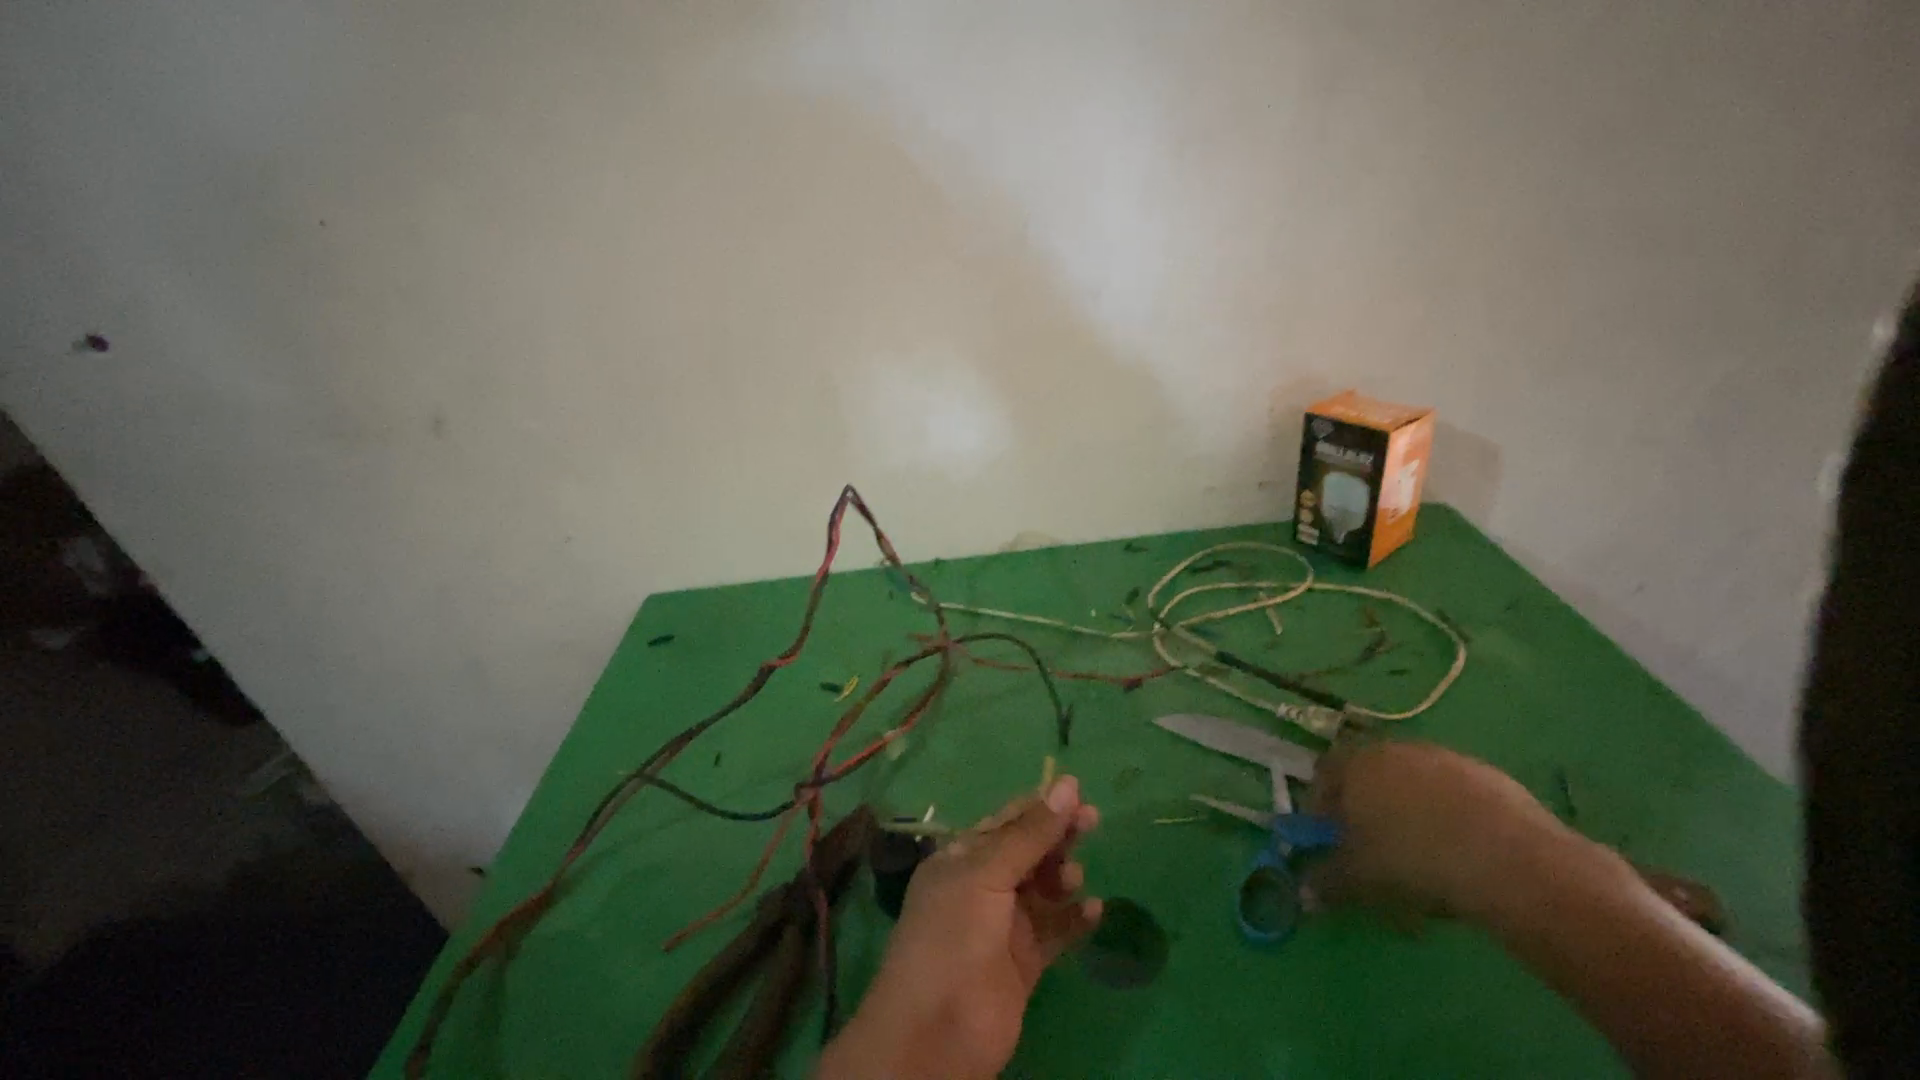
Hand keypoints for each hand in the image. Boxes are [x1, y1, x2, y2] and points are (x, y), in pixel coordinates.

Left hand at [818, 777, 1101, 1079]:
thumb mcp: (985, 875)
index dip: (1040, 805)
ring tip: (1072, 878)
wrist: (935, 1032)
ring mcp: (1002, 926)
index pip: (1005, 822)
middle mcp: (980, 887)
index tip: (1078, 791)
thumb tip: (1068, 785)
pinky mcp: (1023, 962)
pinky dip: (1074, 919)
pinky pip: (1055, 931)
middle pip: (1028, 851)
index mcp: (960, 859)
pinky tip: (1093, 910)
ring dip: (1062, 876)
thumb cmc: (951, 936)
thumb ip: (1029, 834)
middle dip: (1058, 835)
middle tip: (1092, 821)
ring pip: (1042, 889)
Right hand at [1303, 739, 1575, 919]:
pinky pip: (1453, 795)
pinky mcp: (1488, 775)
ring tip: (1422, 857)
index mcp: (1356, 765)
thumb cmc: (1413, 859)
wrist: (1509, 858)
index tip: (1329, 840)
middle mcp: (1395, 750)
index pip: (1324, 773)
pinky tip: (1461, 854)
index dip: (1321, 806)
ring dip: (1410, 813)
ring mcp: (1444, 759)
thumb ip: (1326, 882)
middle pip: (1370, 775)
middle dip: (1368, 810)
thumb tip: (1305, 893)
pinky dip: (1449, 818)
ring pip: (1414, 785)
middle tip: (1374, 851)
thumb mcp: (1359, 878)